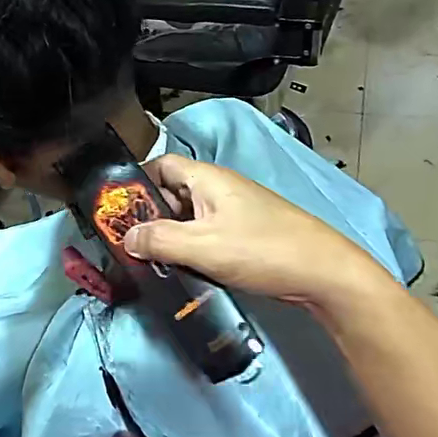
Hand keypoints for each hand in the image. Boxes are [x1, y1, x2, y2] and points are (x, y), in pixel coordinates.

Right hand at [122, 155, 396, 316]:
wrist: (321, 271)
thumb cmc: (263, 249)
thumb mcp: (203, 245)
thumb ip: (160, 240)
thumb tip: (126, 237)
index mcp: (208, 178)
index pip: (162, 165)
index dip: (137, 183)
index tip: (116, 210)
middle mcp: (221, 188)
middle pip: (173, 193)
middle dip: (151, 216)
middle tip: (131, 244)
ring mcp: (235, 211)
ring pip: (191, 217)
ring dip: (172, 236)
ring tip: (153, 262)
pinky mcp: (246, 234)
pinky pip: (208, 234)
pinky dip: (193, 248)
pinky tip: (185, 270)